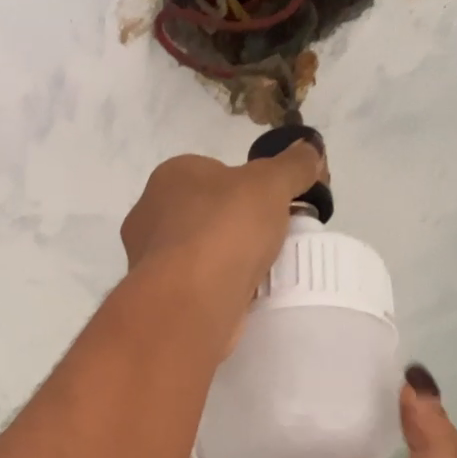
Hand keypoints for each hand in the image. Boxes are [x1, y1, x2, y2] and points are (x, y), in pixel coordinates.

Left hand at [119, 143, 325, 354]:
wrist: (188, 304)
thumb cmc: (222, 230)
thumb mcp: (271, 184)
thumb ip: (293, 166)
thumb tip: (309, 152)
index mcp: (168, 178)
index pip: (210, 172)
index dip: (243, 186)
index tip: (269, 205)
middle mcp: (148, 218)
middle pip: (204, 215)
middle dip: (234, 227)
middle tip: (268, 239)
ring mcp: (148, 263)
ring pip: (198, 255)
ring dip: (225, 262)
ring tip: (260, 271)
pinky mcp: (158, 301)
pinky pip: (195, 288)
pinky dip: (216, 290)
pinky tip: (239, 297)